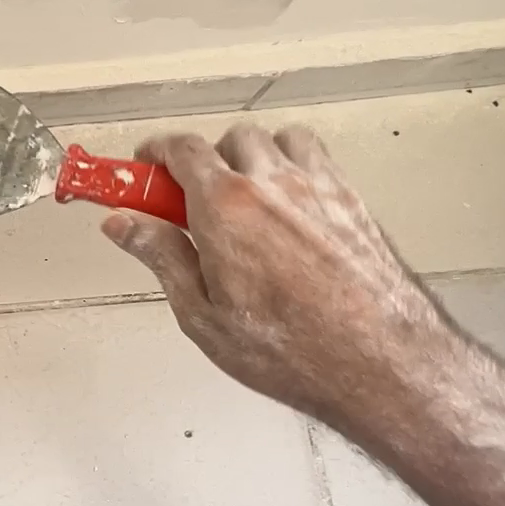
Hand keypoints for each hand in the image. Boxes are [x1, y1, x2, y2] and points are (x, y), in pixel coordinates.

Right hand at [101, 123, 457, 438]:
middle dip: (202, 161)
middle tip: (187, 202)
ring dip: (250, 157)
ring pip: (275, 141)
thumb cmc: (291, 349)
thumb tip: (124, 224)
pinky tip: (285, 205)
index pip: (182, 151)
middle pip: (228, 140)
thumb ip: (161, 256)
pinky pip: (316, 158)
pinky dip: (291, 165)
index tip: (142, 172)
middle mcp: (272, 184)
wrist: (380, 365)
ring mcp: (317, 187)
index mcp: (226, 207)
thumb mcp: (201, 314)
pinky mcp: (351, 201)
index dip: (155, 154)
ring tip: (240, 199)